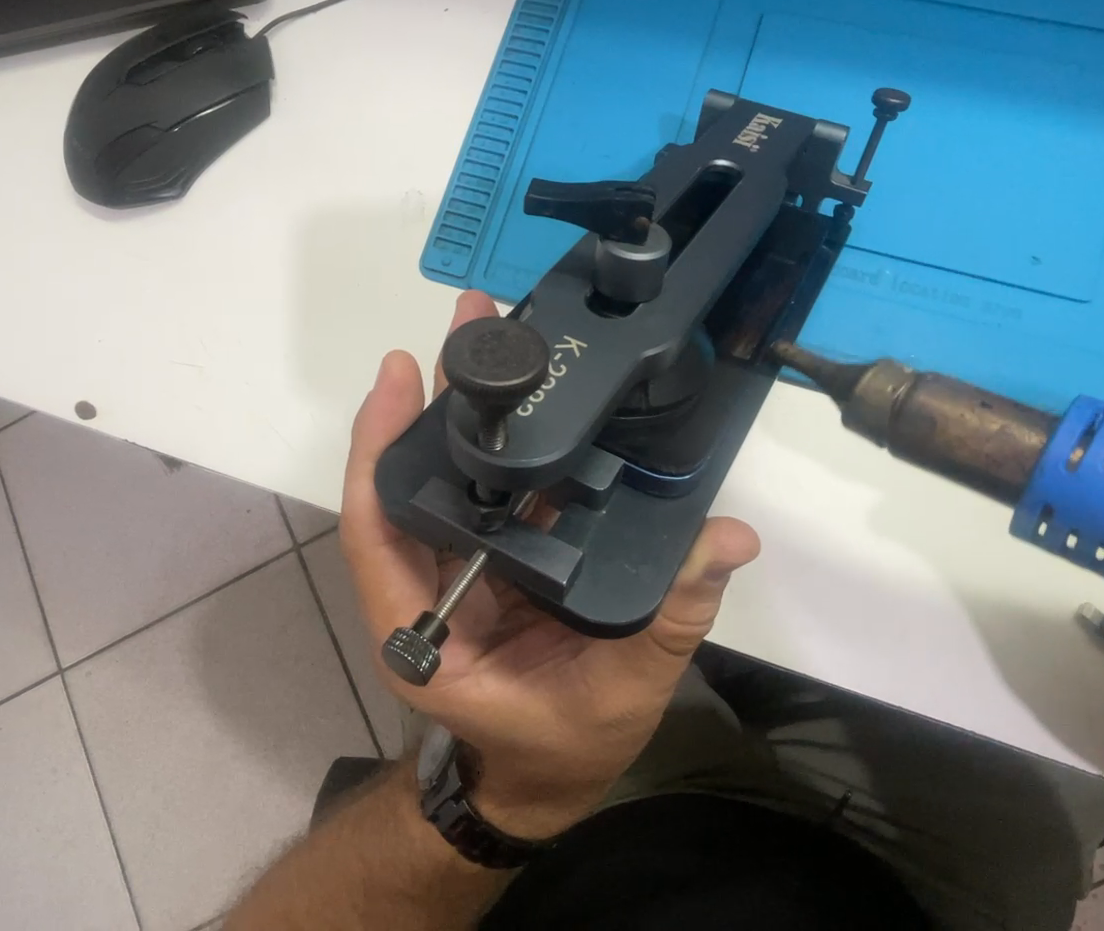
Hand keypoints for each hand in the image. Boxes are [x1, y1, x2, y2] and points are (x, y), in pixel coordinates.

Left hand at [340, 290, 759, 838]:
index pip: (377, 533)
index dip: (378, 452)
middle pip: (408, 485)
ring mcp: (453, 571)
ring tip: (492, 341)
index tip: (399, 379)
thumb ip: (668, 617)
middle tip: (463, 326)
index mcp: (424, 634)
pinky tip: (532, 405)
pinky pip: (485, 496)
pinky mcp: (486, 562)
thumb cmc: (561, 750)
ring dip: (464, 412)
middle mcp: (423, 591)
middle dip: (426, 403)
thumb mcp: (620, 691)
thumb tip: (726, 541)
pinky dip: (502, 448)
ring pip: (443, 481)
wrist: (544, 777)